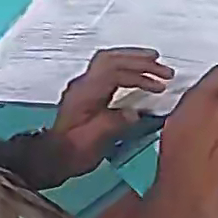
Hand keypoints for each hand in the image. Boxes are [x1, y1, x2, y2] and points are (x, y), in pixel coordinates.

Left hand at [45, 48, 174, 180]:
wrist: (55, 158)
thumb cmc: (74, 151)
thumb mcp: (96, 140)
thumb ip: (115, 123)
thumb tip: (135, 113)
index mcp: (86, 93)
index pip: (114, 72)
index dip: (140, 76)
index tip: (159, 86)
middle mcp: (84, 85)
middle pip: (111, 59)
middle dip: (139, 60)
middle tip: (163, 68)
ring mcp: (84, 87)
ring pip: (108, 61)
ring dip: (133, 60)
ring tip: (154, 63)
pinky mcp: (88, 94)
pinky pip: (107, 71)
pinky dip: (126, 68)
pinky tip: (137, 75)